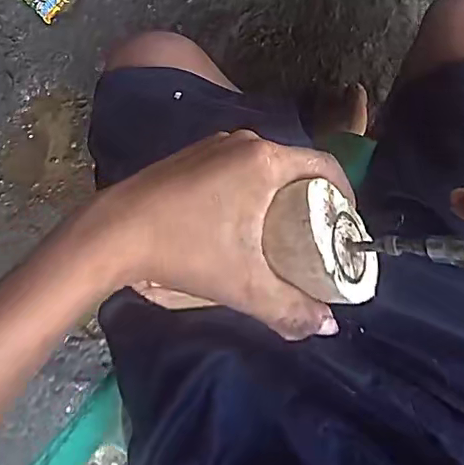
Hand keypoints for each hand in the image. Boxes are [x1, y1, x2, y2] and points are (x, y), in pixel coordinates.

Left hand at [80, 130, 352, 340]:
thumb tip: (327, 324)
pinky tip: (241, 220)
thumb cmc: (186, 249)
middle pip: (295, 165)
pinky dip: (252, 187)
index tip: (346, 226)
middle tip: (316, 237)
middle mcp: (242, 140)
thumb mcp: (244, 286)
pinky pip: (238, 165)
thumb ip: (291, 308)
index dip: (345, 194)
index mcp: (264, 159)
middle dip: (312, 199)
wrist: (117, 228)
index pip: (324, 164)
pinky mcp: (192, 153)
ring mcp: (213, 143)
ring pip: (264, 165)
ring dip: (279, 194)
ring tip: (282, 234)